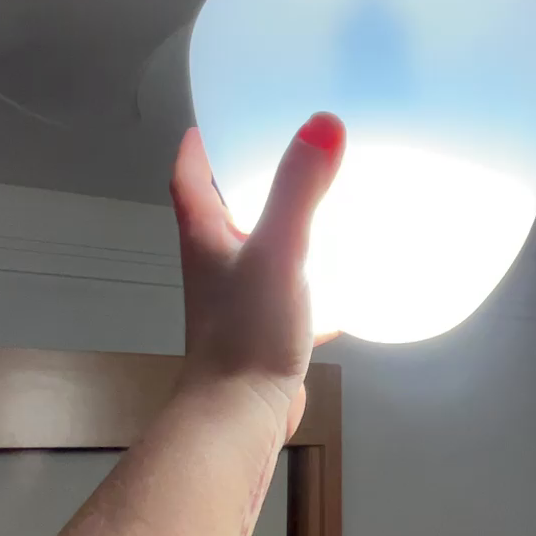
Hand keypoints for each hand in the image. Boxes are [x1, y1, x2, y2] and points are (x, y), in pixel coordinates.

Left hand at [171, 114, 344, 441]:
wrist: (241, 414)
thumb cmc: (249, 330)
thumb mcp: (278, 250)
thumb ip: (299, 189)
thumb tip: (324, 122)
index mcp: (206, 237)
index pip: (190, 177)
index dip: (200, 147)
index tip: (218, 121)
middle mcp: (216, 264)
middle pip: (224, 211)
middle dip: (247, 181)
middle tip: (287, 154)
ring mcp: (238, 301)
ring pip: (258, 252)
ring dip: (281, 229)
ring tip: (321, 207)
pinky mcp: (263, 331)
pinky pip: (288, 292)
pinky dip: (310, 282)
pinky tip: (344, 283)